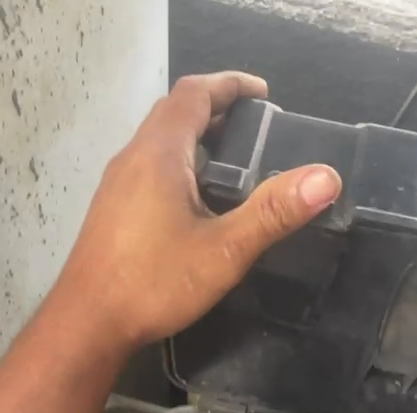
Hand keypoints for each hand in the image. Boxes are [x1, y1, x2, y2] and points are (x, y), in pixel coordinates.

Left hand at [50, 72, 341, 350]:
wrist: (89, 323)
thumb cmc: (155, 283)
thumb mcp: (224, 250)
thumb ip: (273, 213)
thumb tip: (327, 178)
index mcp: (161, 153)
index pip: (196, 93)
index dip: (231, 85)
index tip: (263, 95)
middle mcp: (134, 157)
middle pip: (175, 114)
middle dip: (215, 111)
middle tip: (255, 130)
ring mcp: (117, 186)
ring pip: (160, 144)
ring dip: (196, 142)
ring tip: (233, 165)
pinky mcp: (112, 213)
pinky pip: (149, 172)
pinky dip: (180, 168)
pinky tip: (197, 204)